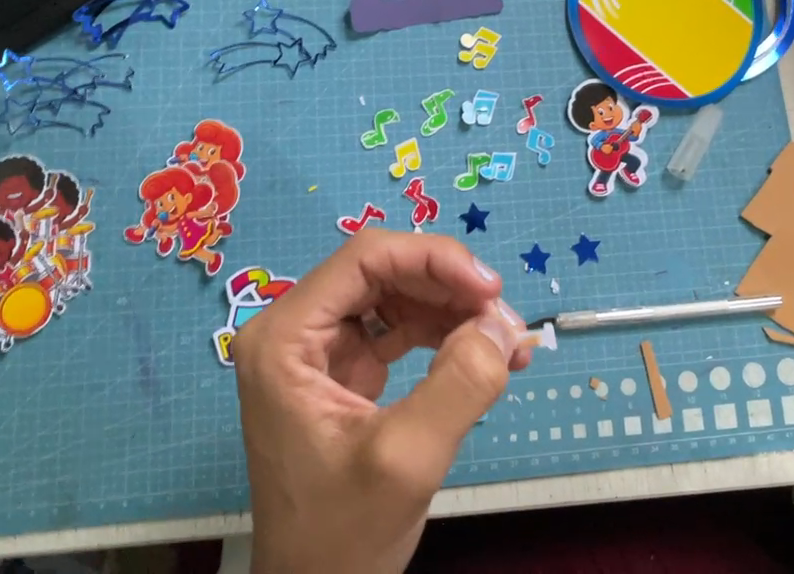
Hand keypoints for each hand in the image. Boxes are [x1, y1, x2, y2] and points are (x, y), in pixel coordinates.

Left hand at [234, 230, 531, 573]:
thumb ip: (459, 385)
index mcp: (285, 337)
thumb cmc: (342, 534)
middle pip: (382, 272)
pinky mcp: (344, 369)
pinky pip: (398, 329)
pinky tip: (484, 353)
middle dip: (449, 287)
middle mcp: (296, 329)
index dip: (432, 259)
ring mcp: (319, 348)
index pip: (364, 259)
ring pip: (395, 295)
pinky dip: (444, 334)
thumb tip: (502, 324)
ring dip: (453, 309)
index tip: (491, 288)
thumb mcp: (406, 461)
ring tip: (507, 341)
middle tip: (506, 320)